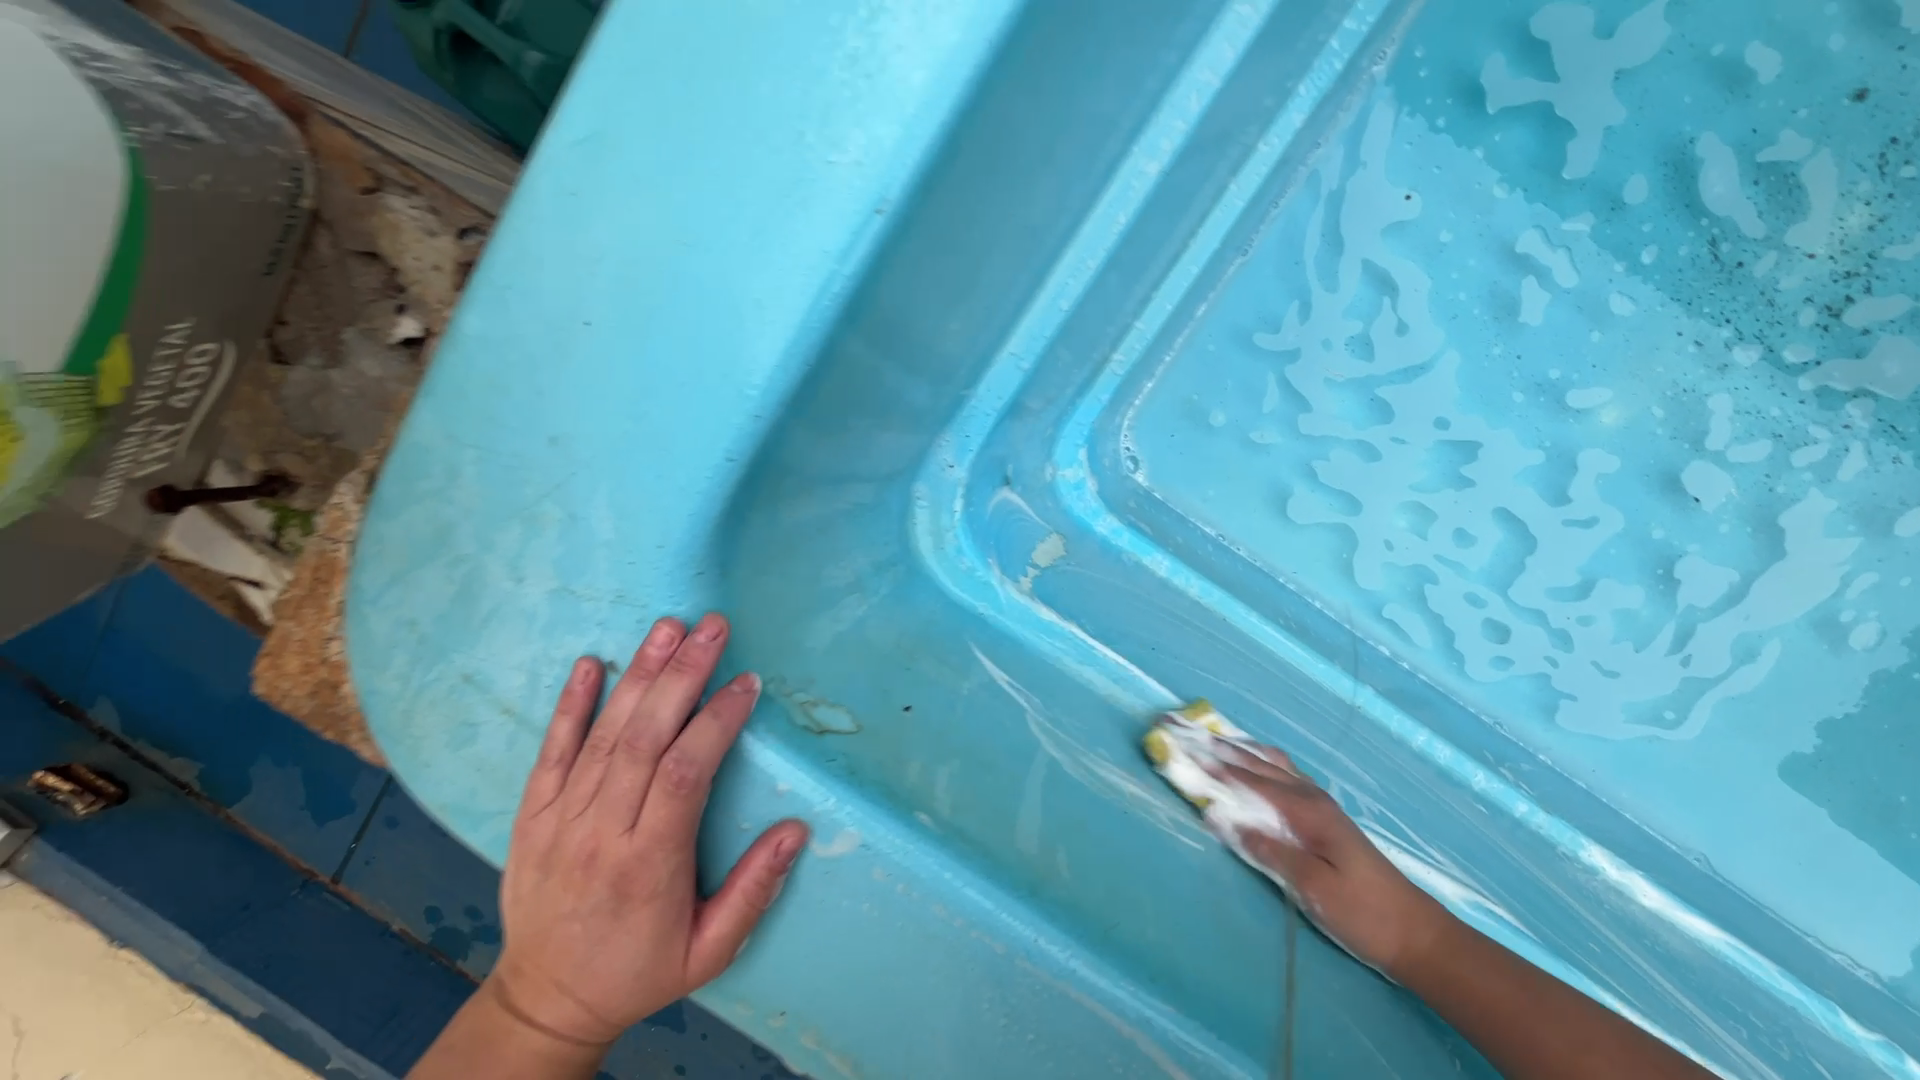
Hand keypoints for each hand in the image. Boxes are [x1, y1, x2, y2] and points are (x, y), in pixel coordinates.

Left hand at [487, 614, 808, 1045]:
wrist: (546, 1001)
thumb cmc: (639, 971)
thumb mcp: (710, 950)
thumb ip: (754, 890)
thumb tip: (796, 830)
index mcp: (648, 862)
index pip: (686, 773)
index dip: (717, 721)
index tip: (747, 682)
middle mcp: (601, 830)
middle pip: (645, 738)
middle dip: (682, 676)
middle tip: (712, 627)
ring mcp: (560, 818)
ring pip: (603, 734)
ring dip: (638, 675)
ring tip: (667, 628)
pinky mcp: (533, 813)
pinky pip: (551, 751)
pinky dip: (570, 705)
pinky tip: (590, 664)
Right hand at [1203, 742, 1446, 976]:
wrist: (1414, 933)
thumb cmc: (1361, 912)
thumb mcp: (1311, 886)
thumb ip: (1268, 849)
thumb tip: (1222, 819)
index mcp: (1306, 811)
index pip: (1251, 781)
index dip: (1216, 765)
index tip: (1186, 748)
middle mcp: (1312, 798)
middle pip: (1261, 765)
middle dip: (1225, 750)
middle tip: (1193, 736)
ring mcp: (1321, 806)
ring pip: (1276, 766)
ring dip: (1244, 752)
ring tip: (1214, 741)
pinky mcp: (1324, 819)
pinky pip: (1285, 778)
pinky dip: (1262, 765)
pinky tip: (1253, 766)